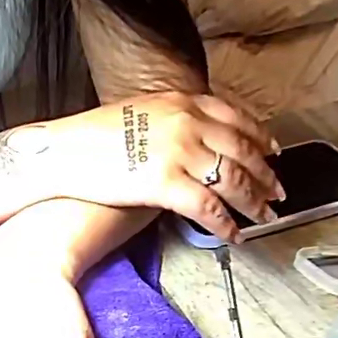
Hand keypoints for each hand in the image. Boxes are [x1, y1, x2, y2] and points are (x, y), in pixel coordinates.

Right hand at [29, 91, 282, 241]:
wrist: (59, 151)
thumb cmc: (85, 136)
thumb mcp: (136, 112)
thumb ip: (168, 121)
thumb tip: (183, 139)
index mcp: (182, 102)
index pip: (238, 119)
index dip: (262, 139)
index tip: (272, 153)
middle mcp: (188, 123)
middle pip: (243, 151)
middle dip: (267, 175)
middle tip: (279, 193)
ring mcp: (178, 153)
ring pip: (234, 180)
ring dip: (254, 202)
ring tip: (264, 217)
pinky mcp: (164, 184)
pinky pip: (207, 208)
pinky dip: (224, 224)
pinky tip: (232, 235)